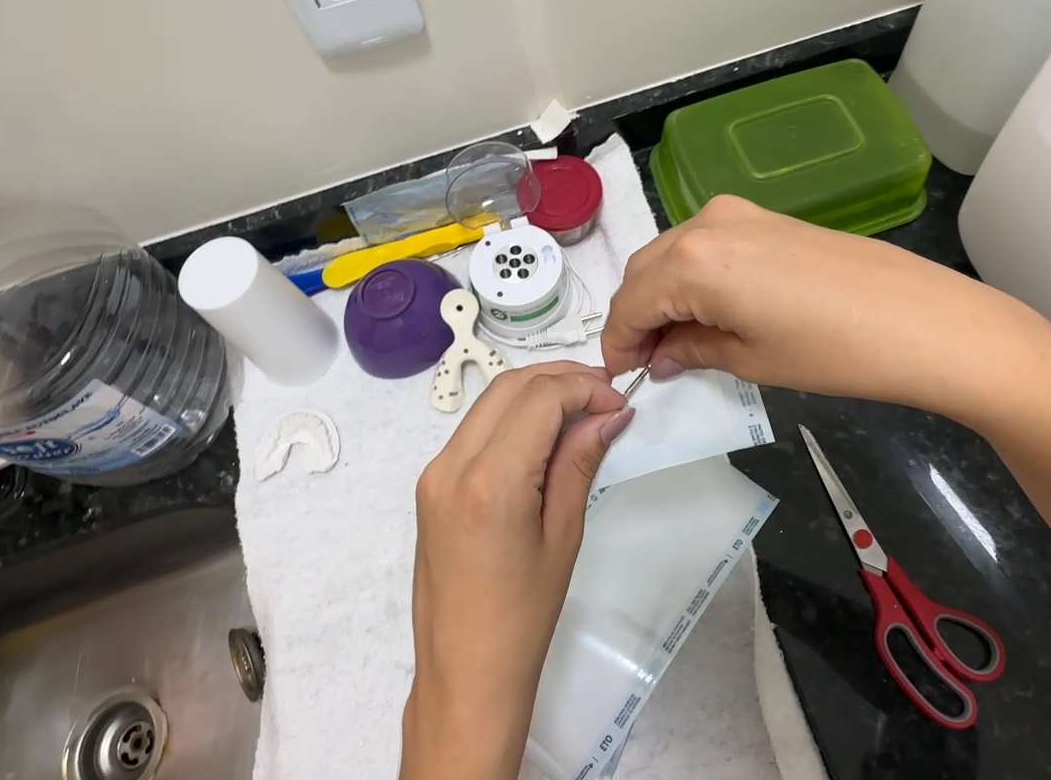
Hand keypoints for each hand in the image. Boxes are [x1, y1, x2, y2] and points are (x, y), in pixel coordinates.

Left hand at [401, 361, 633, 779]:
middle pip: (508, 387)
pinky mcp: (430, 484)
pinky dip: (512, 417)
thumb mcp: (563, 534)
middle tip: (605, 394)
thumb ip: (580, 461)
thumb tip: (610, 414)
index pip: (539, 398)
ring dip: (535, 392)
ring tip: (581, 408)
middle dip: (560, 378)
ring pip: (488, 402)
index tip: (620, 402)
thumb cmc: (524, 616)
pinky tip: (544, 433)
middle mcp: (451, 464)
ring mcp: (433, 472)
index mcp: (488, 480)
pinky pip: (474, 429)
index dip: (584, 387)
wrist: (464, 672)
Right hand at [601, 196, 1050, 421]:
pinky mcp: (765, 217)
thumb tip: (659, 355)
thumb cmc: (832, 352)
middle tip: (647, 361)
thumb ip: (690, 349)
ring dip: (662, 294)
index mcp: (692, 262)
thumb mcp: (750, 359)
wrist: (924, 321)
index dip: (617, 342)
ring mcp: (738, 213)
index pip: (630, 303)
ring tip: (678, 340)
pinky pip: (705, 245)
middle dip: (636, 315)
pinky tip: (709, 310)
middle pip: (644, 271)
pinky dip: (692, 277)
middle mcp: (704, 224)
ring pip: (671, 254)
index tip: (619, 373)